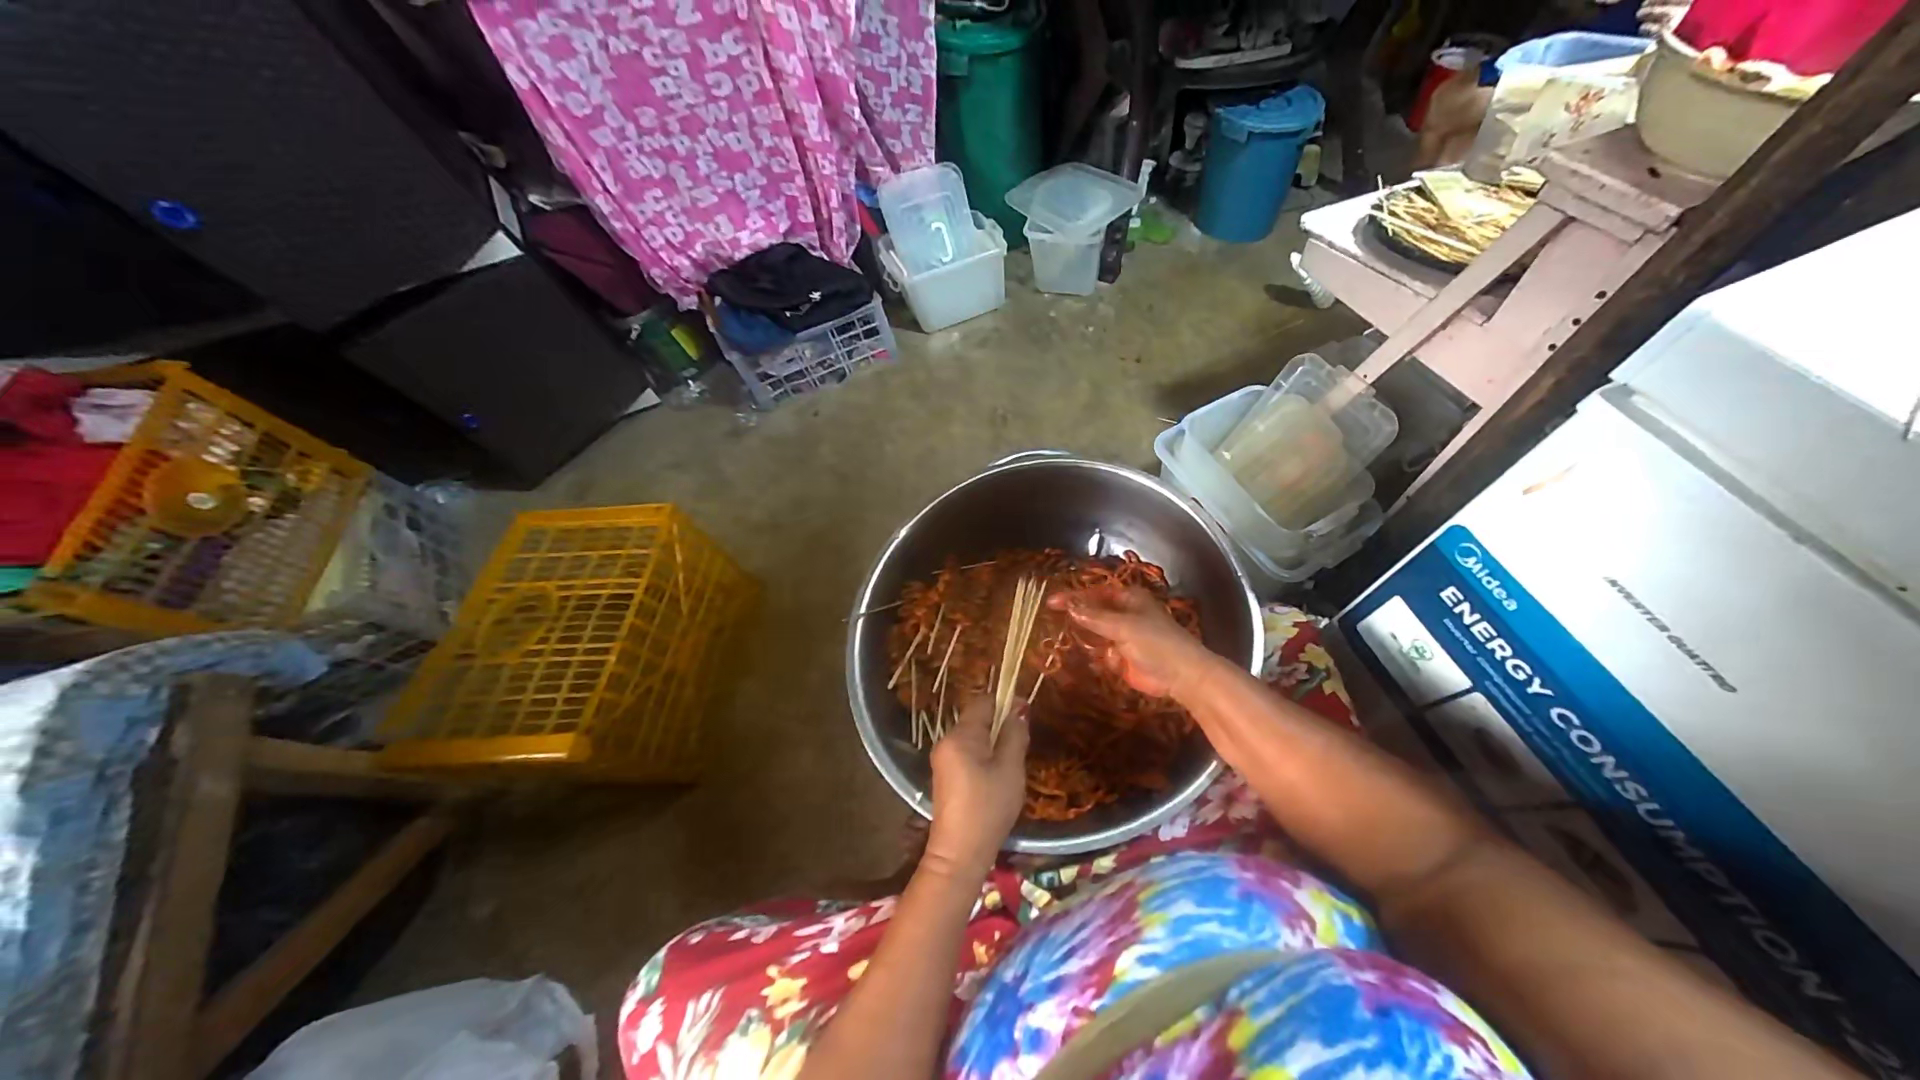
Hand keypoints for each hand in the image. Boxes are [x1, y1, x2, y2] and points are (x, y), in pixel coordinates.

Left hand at [924, 695, 1027, 875]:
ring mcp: (942, 758)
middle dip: (1000, 726)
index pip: (983, 701)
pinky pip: (966, 753)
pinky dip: (983, 757)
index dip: (1005, 703)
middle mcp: (946, 741)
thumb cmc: (989, 807)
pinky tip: (996, 778)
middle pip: (976, 718)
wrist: (959, 852)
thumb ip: (1015, 734)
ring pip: (972, 737)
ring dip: (993, 743)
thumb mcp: (1010, 769)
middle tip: (1021, 746)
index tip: (1025, 717)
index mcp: (960, 735)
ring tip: (1011, 765)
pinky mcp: (944, 775)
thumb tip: (1019, 706)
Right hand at [1050, 586, 1213, 698]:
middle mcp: (1123, 614)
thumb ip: (1095, 617)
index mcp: (1128, 599)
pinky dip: (1091, 654)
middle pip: (1092, 611)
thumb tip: (1070, 607)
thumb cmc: (1157, 643)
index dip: (1073, 597)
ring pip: (1093, 632)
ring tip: (1062, 639)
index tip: (1051, 603)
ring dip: (1082, 637)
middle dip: (1075, 616)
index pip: (1094, 593)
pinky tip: (1083, 656)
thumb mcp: (1123, 626)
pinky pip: (1099, 652)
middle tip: (1052, 620)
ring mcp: (1122, 636)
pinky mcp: (1121, 657)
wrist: (1182, 676)